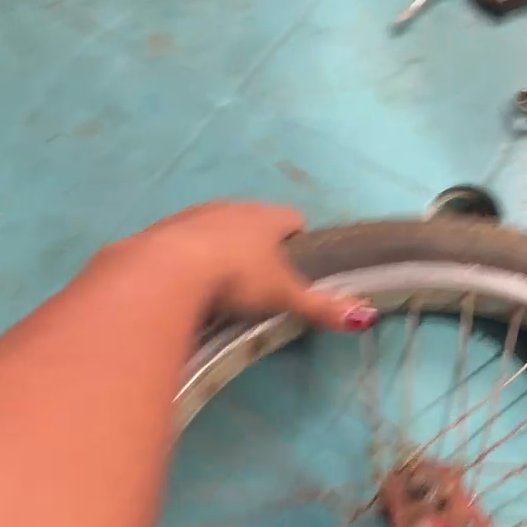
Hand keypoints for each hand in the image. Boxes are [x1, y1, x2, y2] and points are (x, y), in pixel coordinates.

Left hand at [138, 202, 376, 330]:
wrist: (165, 272)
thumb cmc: (237, 277)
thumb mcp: (284, 296)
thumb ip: (321, 306)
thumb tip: (367, 317)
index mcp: (265, 217)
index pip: (292, 218)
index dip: (298, 237)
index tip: (299, 261)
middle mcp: (230, 209)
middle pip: (252, 220)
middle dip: (259, 243)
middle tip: (263, 278)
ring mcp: (192, 217)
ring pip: (216, 228)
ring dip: (222, 248)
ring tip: (224, 284)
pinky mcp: (158, 232)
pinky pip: (182, 242)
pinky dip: (188, 259)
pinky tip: (187, 285)